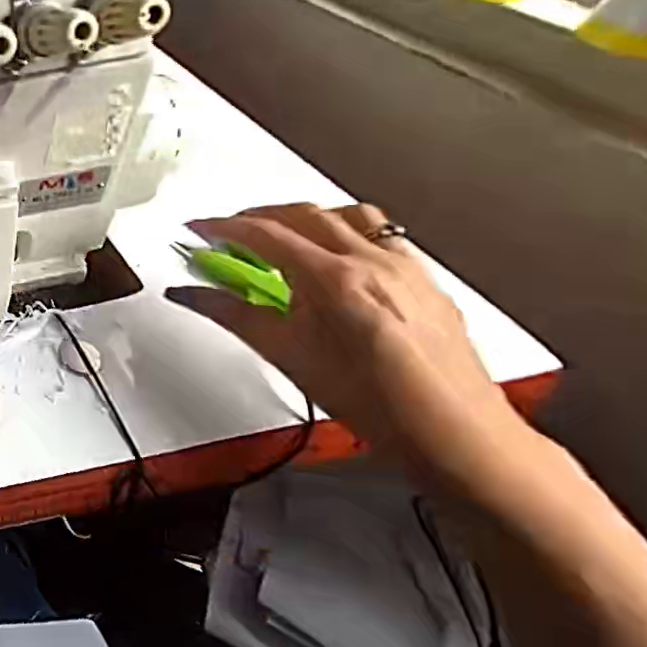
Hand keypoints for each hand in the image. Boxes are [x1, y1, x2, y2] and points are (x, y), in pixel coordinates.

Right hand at [168, 203, 525, 479]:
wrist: (450, 432)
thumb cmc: (379, 403)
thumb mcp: (289, 356)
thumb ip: (235, 315)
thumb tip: (196, 296)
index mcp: (335, 279)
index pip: (266, 234)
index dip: (225, 227)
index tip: (203, 228)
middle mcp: (374, 262)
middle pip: (304, 214)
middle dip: (259, 216)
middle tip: (231, 232)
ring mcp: (404, 266)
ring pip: (347, 214)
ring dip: (306, 217)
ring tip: (283, 237)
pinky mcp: (424, 280)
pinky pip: (382, 234)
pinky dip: (346, 231)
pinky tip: (337, 257)